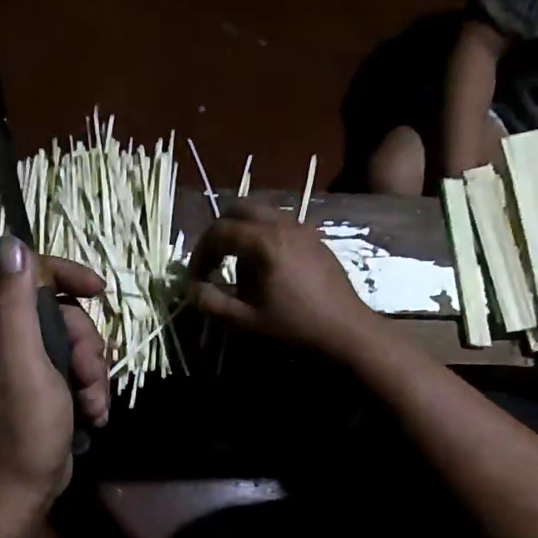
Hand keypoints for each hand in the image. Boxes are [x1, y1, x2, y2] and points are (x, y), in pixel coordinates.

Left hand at [0, 238, 109, 507]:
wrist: (26, 486)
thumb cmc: (23, 427)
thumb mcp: (23, 363)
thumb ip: (17, 305)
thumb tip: (13, 243)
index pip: (28, 276)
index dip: (65, 276)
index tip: (99, 290)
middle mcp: (9, 340)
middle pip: (63, 314)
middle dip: (86, 346)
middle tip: (87, 376)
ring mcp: (31, 364)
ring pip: (78, 343)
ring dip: (94, 373)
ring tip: (92, 404)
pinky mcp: (50, 386)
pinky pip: (82, 369)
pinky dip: (93, 389)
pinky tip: (94, 414)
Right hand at [189, 200, 382, 358]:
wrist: (346, 329)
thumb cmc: (296, 326)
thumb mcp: (248, 320)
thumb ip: (214, 303)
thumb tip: (191, 290)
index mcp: (265, 242)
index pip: (220, 231)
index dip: (201, 252)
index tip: (196, 277)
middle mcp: (284, 225)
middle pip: (240, 208)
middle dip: (219, 231)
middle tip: (212, 259)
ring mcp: (302, 227)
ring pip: (262, 211)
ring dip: (242, 230)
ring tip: (237, 263)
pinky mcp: (314, 237)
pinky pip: (281, 221)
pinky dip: (263, 233)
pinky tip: (265, 265)